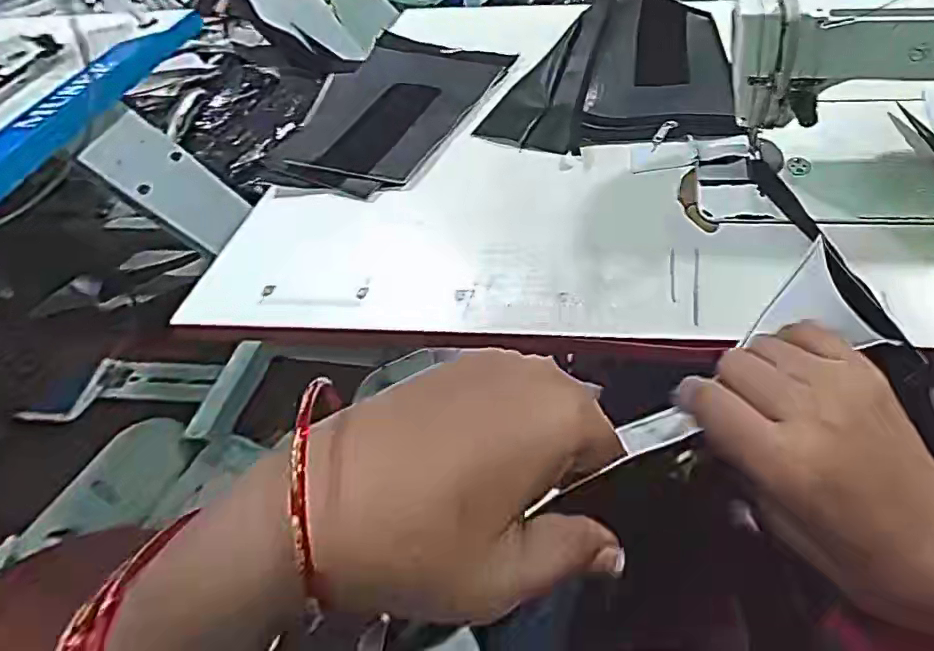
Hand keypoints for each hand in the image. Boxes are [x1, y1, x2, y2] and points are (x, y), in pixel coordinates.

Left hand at [307, 350, 626, 622]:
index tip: (559, 522)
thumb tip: (608, 546)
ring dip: (527, 439)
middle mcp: (531, 374)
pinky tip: (457, 458)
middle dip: (560, 463)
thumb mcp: (505, 572)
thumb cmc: (411, 537)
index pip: (612, 450)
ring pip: (538, 403)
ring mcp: (491, 361)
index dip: (592, 494)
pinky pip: (502, 390)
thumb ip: (574, 552)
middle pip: (576, 419)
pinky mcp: (457, 361)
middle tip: (515, 511)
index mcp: (558, 414)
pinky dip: (495, 419)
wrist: (320, 499)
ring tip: (481, 486)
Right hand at [674, 322, 933, 640]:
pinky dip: (789, 343)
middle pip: (732, 364)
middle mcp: (812, 414)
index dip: (690, 398)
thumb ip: (743, 469)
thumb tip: (715, 428)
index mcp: (788, 462)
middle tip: (730, 405)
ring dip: (754, 365)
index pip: (711, 400)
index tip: (689, 401)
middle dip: (721, 384)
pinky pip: (806, 330)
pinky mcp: (863, 370)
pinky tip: (793, 366)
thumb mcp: (786, 529)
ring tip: (765, 391)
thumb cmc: (874, 556)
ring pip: (764, 343)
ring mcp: (840, 385)